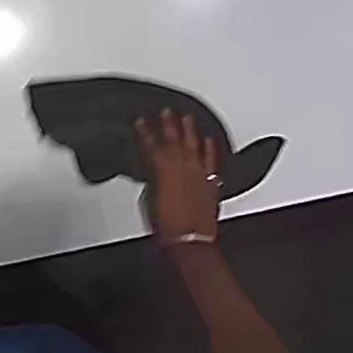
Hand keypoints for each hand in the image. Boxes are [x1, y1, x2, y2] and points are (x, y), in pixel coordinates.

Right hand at [135, 109, 220, 246]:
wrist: (189, 241)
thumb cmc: (166, 227)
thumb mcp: (148, 201)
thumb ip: (152, 182)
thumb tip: (153, 175)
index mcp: (162, 171)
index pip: (151, 145)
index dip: (145, 132)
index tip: (141, 121)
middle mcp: (181, 169)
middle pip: (174, 140)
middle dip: (168, 124)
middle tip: (166, 111)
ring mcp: (198, 175)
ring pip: (193, 146)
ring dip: (189, 130)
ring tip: (187, 118)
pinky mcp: (210, 184)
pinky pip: (211, 162)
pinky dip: (210, 150)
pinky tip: (210, 140)